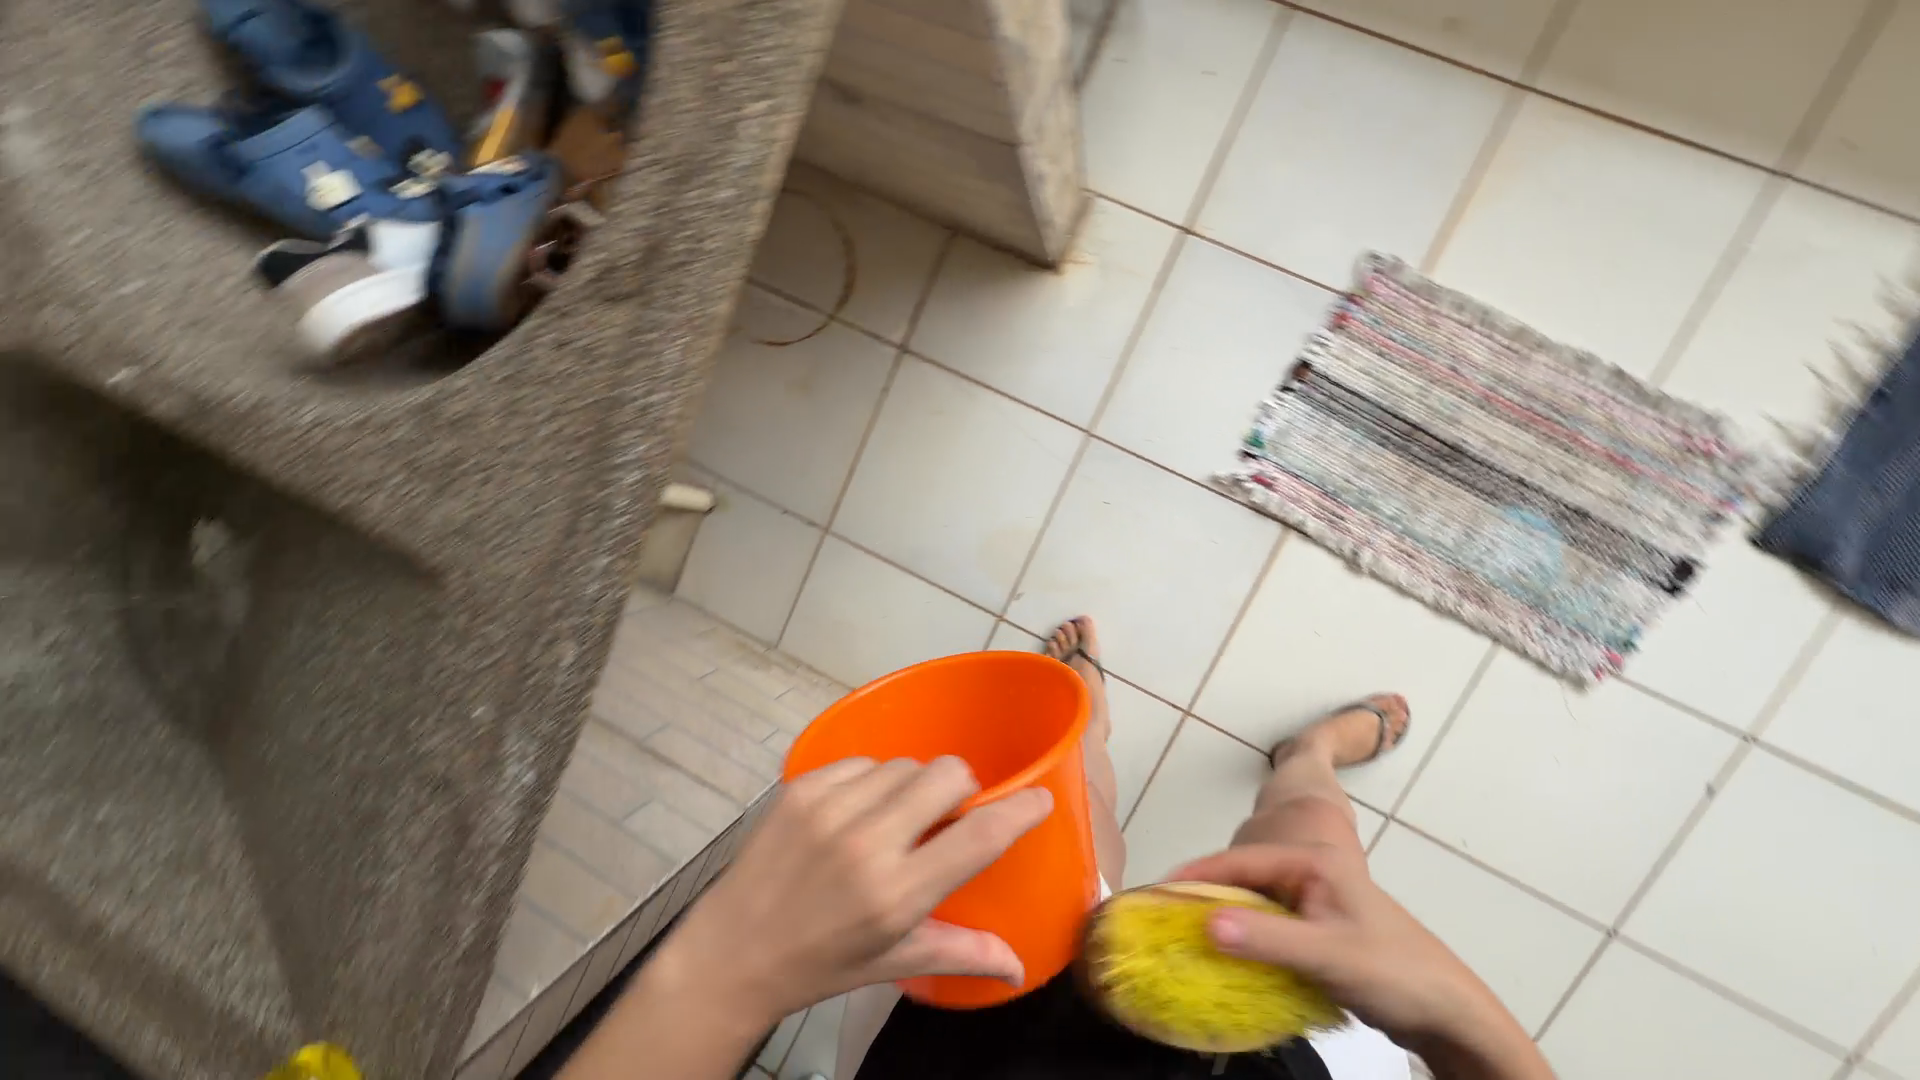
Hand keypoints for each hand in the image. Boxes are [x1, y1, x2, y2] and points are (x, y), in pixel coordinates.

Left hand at [663, 756, 1052, 1023]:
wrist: (732, 951)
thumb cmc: (820, 963)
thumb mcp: (892, 960)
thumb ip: (962, 952)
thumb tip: (1019, 965)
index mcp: (897, 893)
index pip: (978, 837)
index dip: (1018, 810)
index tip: (1038, 798)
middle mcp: (868, 843)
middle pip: (946, 775)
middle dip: (961, 789)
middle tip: (949, 814)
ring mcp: (830, 808)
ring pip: (905, 764)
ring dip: (915, 785)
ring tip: (898, 816)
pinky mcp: (801, 788)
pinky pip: (863, 762)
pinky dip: (873, 780)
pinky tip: (860, 810)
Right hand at [1172, 843, 1501, 1044]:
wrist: (1449, 1012)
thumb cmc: (1393, 970)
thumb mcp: (1328, 954)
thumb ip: (1267, 937)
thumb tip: (1203, 922)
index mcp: (1310, 861)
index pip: (1238, 862)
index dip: (1194, 874)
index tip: (1155, 892)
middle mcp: (1306, 873)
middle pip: (1240, 879)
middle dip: (1201, 896)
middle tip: (1162, 919)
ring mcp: (1311, 902)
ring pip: (1251, 905)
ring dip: (1220, 920)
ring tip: (1182, 938)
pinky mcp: (1314, 930)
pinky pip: (1265, 928)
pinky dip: (1242, 940)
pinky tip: (1223, 958)